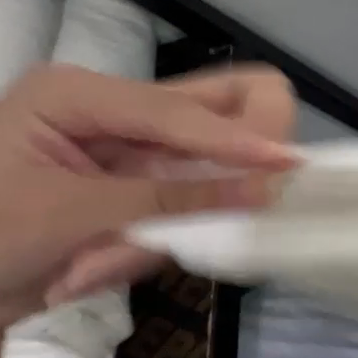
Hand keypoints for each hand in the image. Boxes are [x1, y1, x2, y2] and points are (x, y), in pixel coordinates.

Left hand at [0, 64, 295, 332]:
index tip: (291, 167)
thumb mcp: (66, 217)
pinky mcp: (157, 180)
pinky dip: (179, 230)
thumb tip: (269, 191)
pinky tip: (107, 261)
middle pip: (233, 98)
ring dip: (200, 204)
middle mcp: (122, 108)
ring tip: (116, 256)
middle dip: (253, 140)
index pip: (187, 109)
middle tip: (262, 179)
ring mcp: (144, 144)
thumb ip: (174, 199)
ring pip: (230, 150)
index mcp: (80, 95)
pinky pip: (208, 193)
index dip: (242, 138)